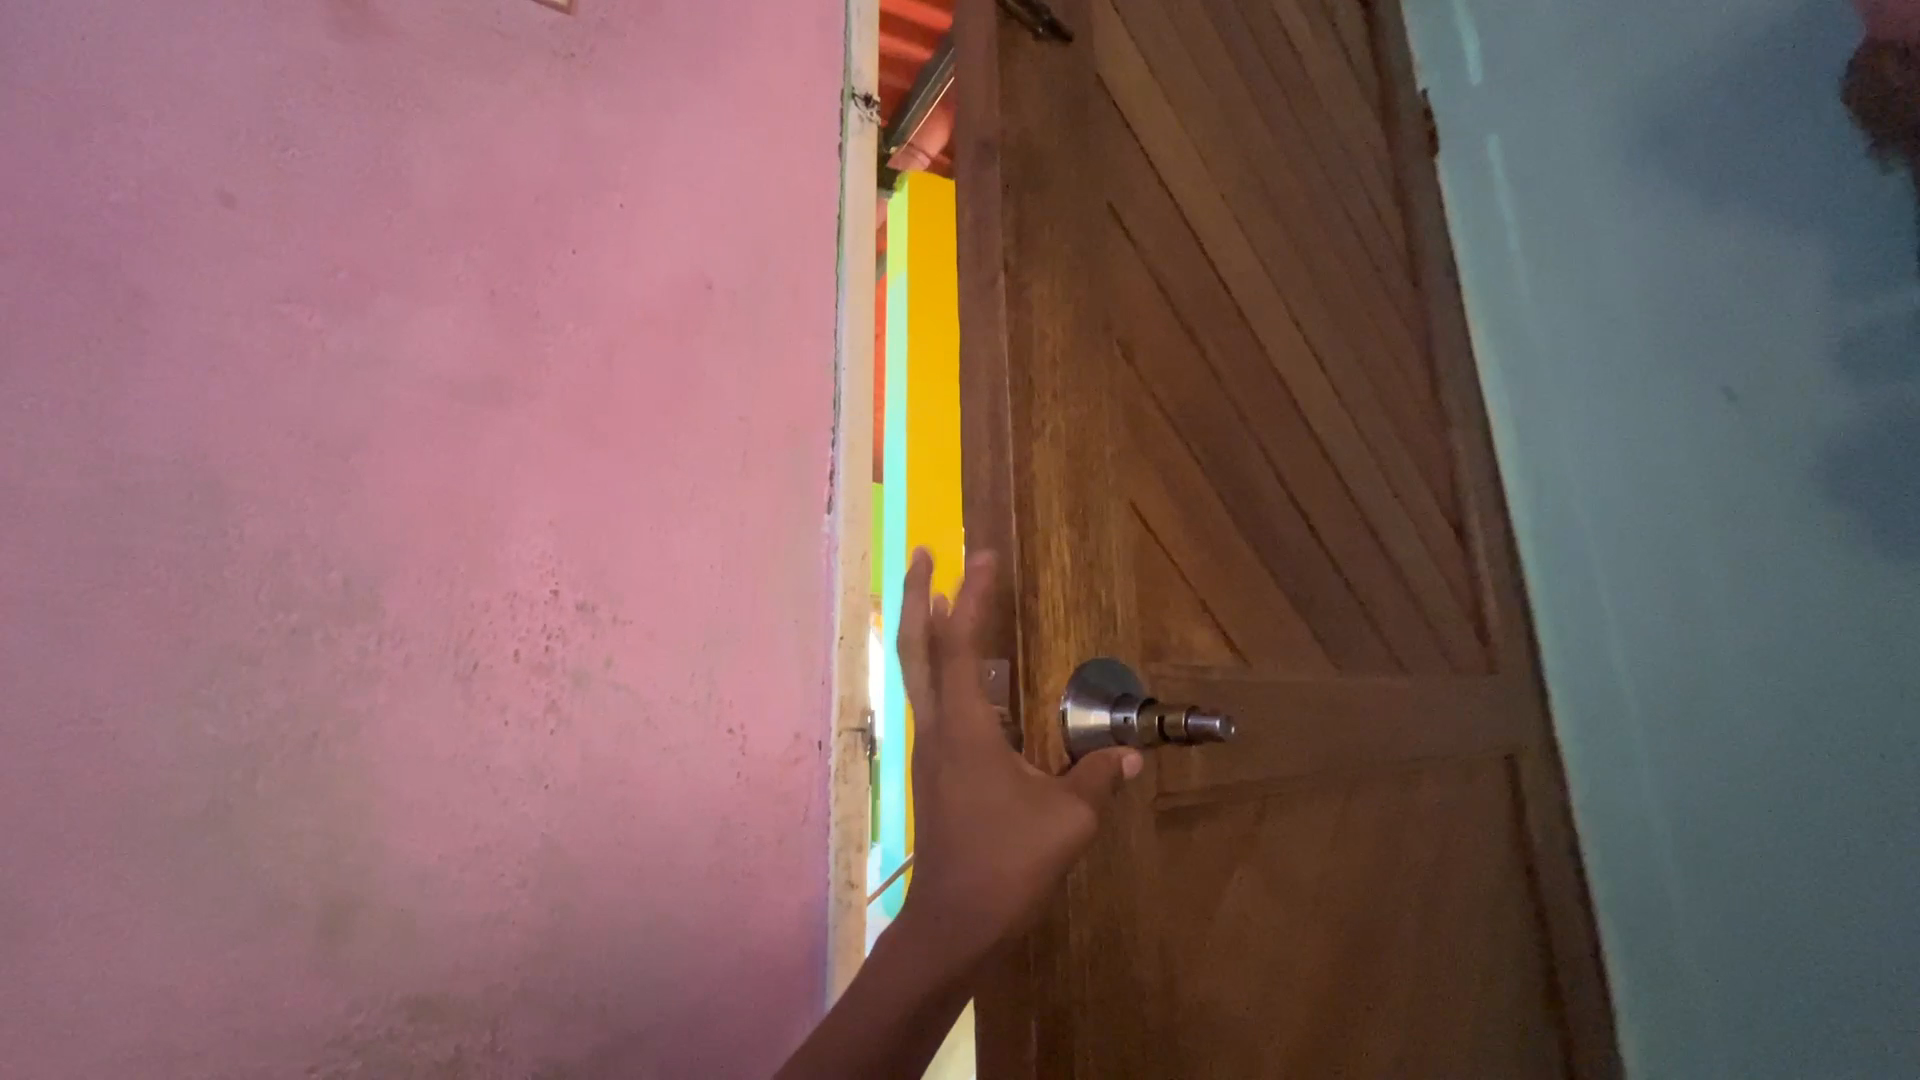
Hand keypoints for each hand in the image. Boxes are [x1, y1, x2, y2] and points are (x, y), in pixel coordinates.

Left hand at [892, 549, 1142, 968]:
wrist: (952, 922)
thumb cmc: (1006, 865)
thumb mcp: (1068, 820)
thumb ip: (1098, 778)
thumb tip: (1131, 754)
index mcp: (963, 727)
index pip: (961, 643)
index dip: (972, 594)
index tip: (983, 555)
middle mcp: (935, 726)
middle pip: (914, 646)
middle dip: (914, 593)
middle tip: (922, 552)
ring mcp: (928, 747)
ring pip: (918, 671)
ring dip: (925, 627)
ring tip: (940, 595)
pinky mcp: (933, 766)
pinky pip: (932, 697)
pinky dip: (940, 665)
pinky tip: (965, 670)